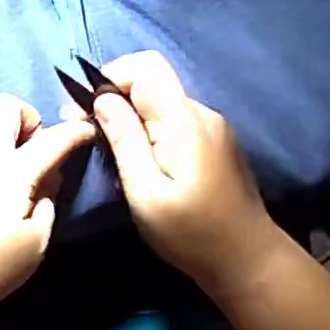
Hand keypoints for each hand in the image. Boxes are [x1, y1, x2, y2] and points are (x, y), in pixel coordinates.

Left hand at [0, 94, 95, 323]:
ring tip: (3, 156)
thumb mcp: (35, 245)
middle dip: (28, 118)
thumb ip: (48, 205)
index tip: (88, 132)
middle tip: (36, 149)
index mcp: (14, 171)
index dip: (76, 132)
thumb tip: (49, 181)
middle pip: (4, 106)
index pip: (52, 139)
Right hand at [81, 51, 286, 299]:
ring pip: (163, 103)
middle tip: (85, 128)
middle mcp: (202, 114)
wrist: (247, 260)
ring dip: (131, 115)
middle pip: (153, 82)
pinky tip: (137, 157)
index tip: (83, 108)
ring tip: (106, 145)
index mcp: (185, 121)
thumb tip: (101, 98)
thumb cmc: (191, 233)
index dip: (109, 77)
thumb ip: (124, 141)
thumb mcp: (146, 192)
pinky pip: (175, 122)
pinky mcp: (215, 144)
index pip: (145, 68)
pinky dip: (150, 129)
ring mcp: (213, 128)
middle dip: (114, 97)